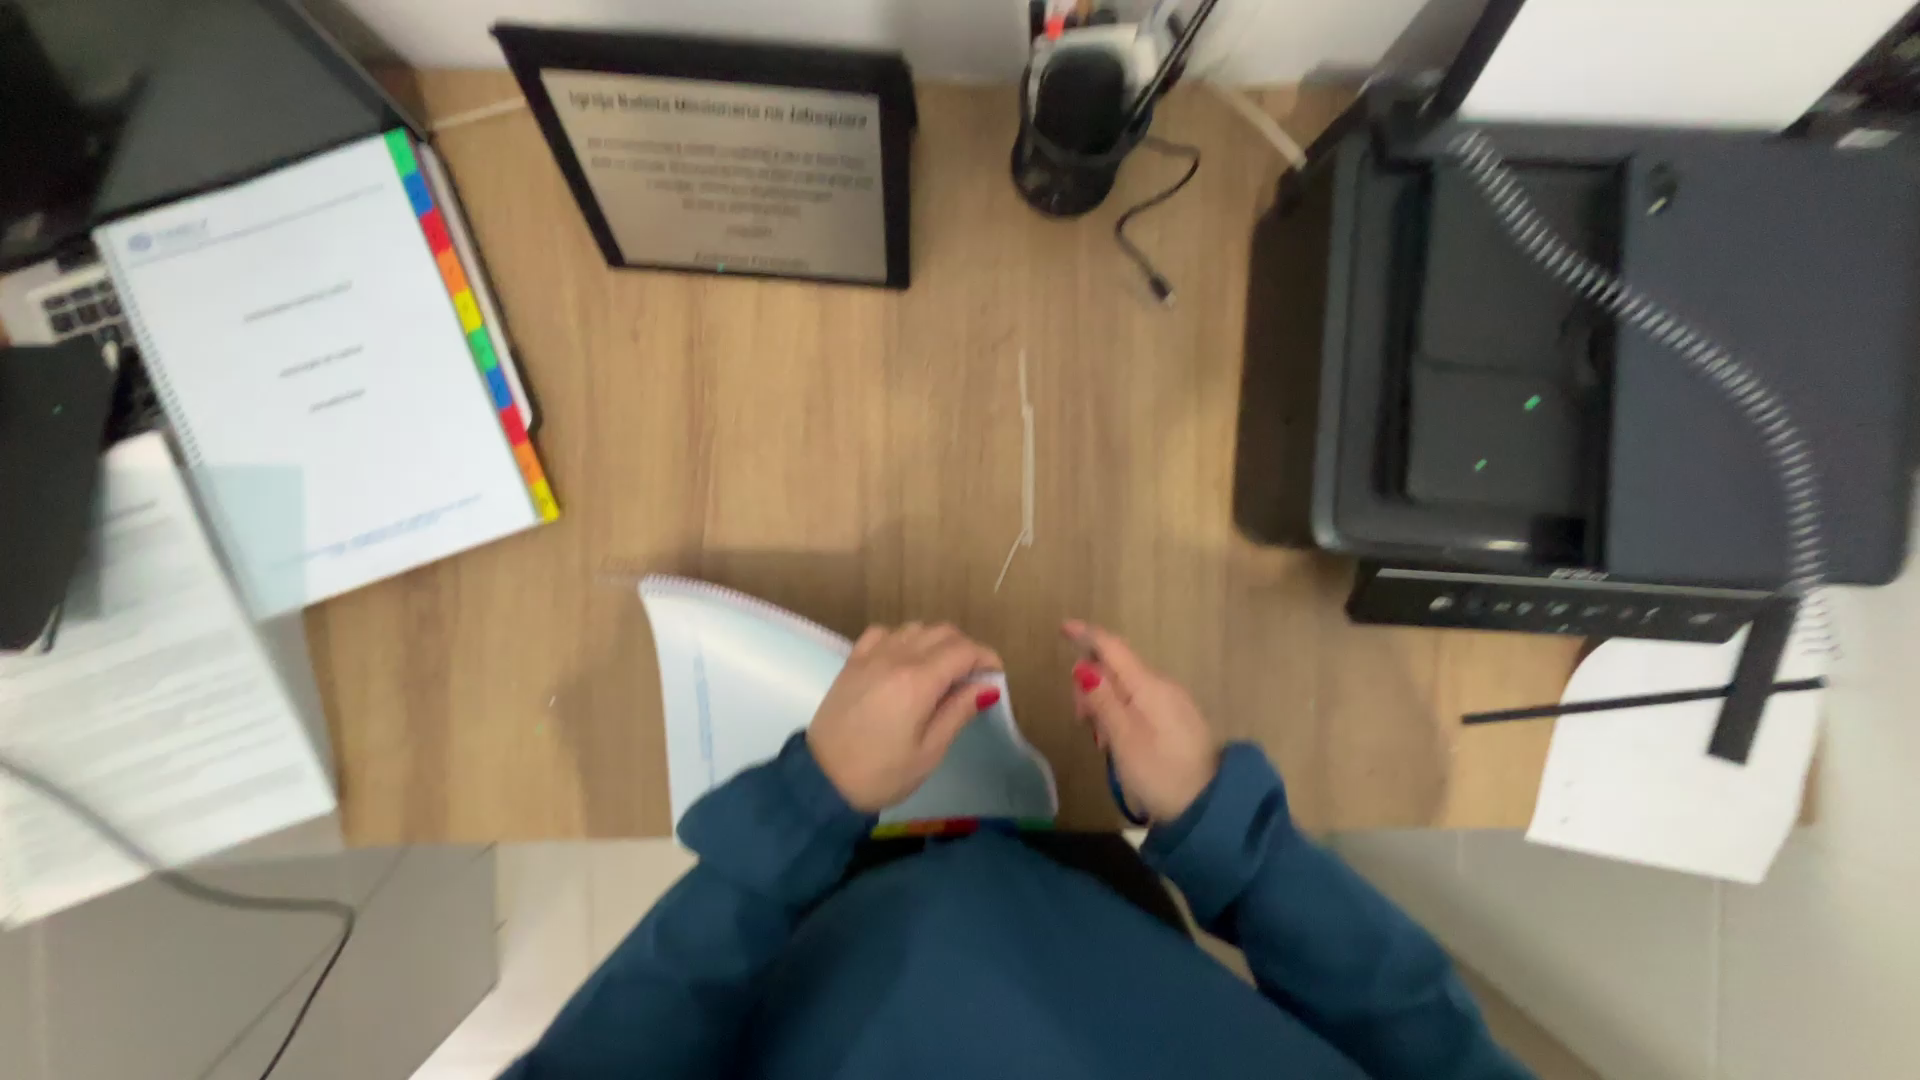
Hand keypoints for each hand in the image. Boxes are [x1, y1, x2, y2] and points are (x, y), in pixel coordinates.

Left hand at [808, 623, 1004, 812]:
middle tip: (972, 678)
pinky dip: (902, 639)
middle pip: (942, 632)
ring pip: (915, 628)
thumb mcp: (929, 751)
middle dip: (965, 649)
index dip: (986, 659)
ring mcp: (870, 656)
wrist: (822, 782)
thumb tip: (987, 687)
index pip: (964, 650)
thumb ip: (958, 711)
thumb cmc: (882, 774)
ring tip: (941, 671)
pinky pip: (883, 633)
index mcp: (918, 681)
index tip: (995, 677)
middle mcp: (896, 657)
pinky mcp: (852, 662)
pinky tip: (904, 660)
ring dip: (935, 642)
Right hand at [1065, 620, 1218, 822]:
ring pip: (1126, 688)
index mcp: (1147, 685)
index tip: (1062, 628)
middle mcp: (1162, 686)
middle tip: (1083, 721)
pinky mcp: (1176, 721)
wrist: (1210, 809)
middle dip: (1092, 684)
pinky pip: (1139, 703)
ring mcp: (1172, 703)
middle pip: (1116, 668)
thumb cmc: (1159, 773)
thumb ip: (1102, 700)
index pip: (1113, 648)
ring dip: (1105, 704)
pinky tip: (1117, 742)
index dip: (1086, 635)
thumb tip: (1084, 666)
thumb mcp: (1123, 738)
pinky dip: (1121, 714)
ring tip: (1102, 742)